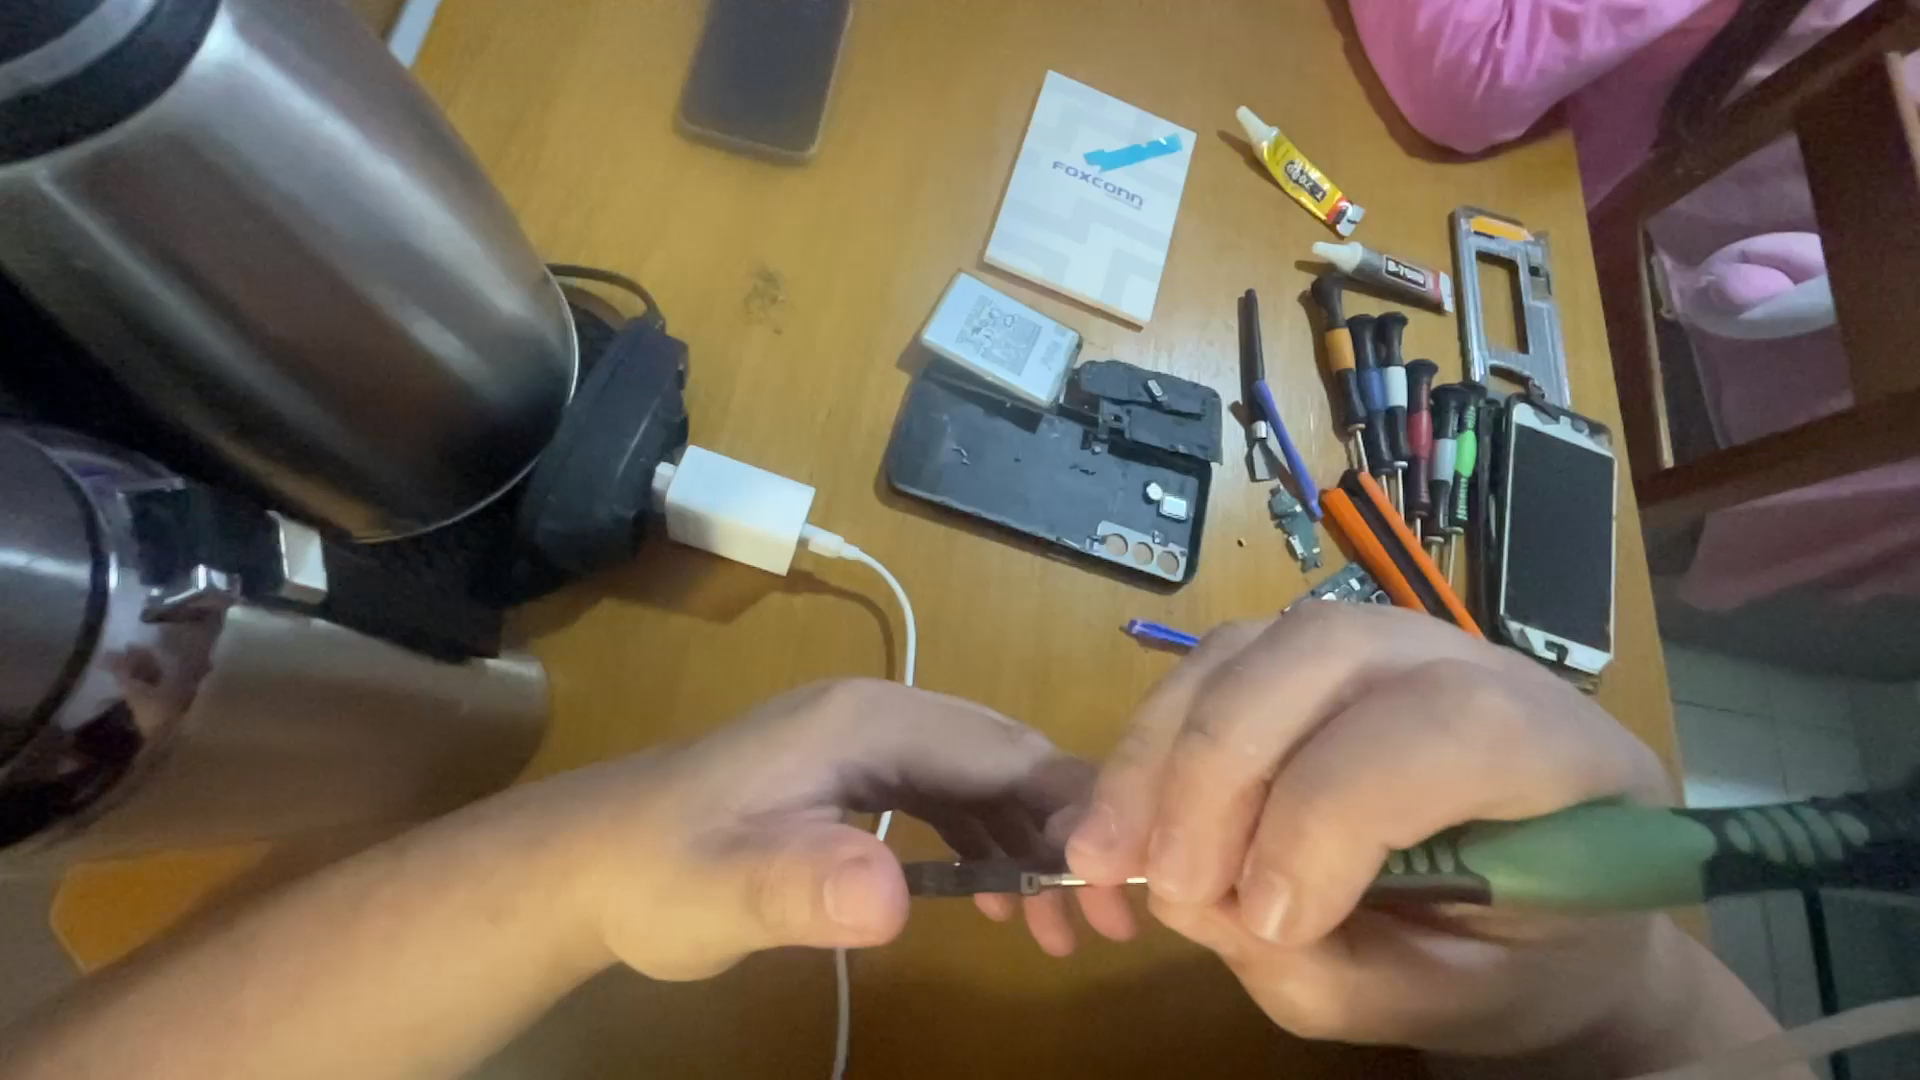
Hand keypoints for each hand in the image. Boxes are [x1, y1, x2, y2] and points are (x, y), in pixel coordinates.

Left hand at [544, 679, 1132, 980]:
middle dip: (1061, 827)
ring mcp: (872, 742)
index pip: (996, 750)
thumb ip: (806, 888)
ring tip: (1059, 923)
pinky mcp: (861, 774)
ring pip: (982, 778)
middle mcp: (883, 716)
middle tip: (1104, 915)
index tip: (1113, 880)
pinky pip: (949, 799)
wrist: (595, 858)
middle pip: (1002, 757)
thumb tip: (894, 900)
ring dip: (1028, 841)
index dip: (1065, 806)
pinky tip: (997, 897)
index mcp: (869, 721)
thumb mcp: (727, 890)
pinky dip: (985, 843)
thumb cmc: (661, 868)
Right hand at [1065, 604, 1672, 1055]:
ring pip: (1239, 649)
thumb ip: (1323, 967)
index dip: (1332, 812)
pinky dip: (1151, 735)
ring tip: (1109, 847)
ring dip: (1159, 748)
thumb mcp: (1437, 998)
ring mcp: (1360, 637)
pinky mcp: (1289, 650)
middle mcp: (1456, 656)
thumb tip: (1189, 896)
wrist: (1523, 900)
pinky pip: (1202, 666)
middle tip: (1163, 878)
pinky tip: (1130, 804)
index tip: (1265, 918)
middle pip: (1314, 652)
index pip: (1445, 727)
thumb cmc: (1503, 957)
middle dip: (1217, 768)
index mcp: (1558, 745)